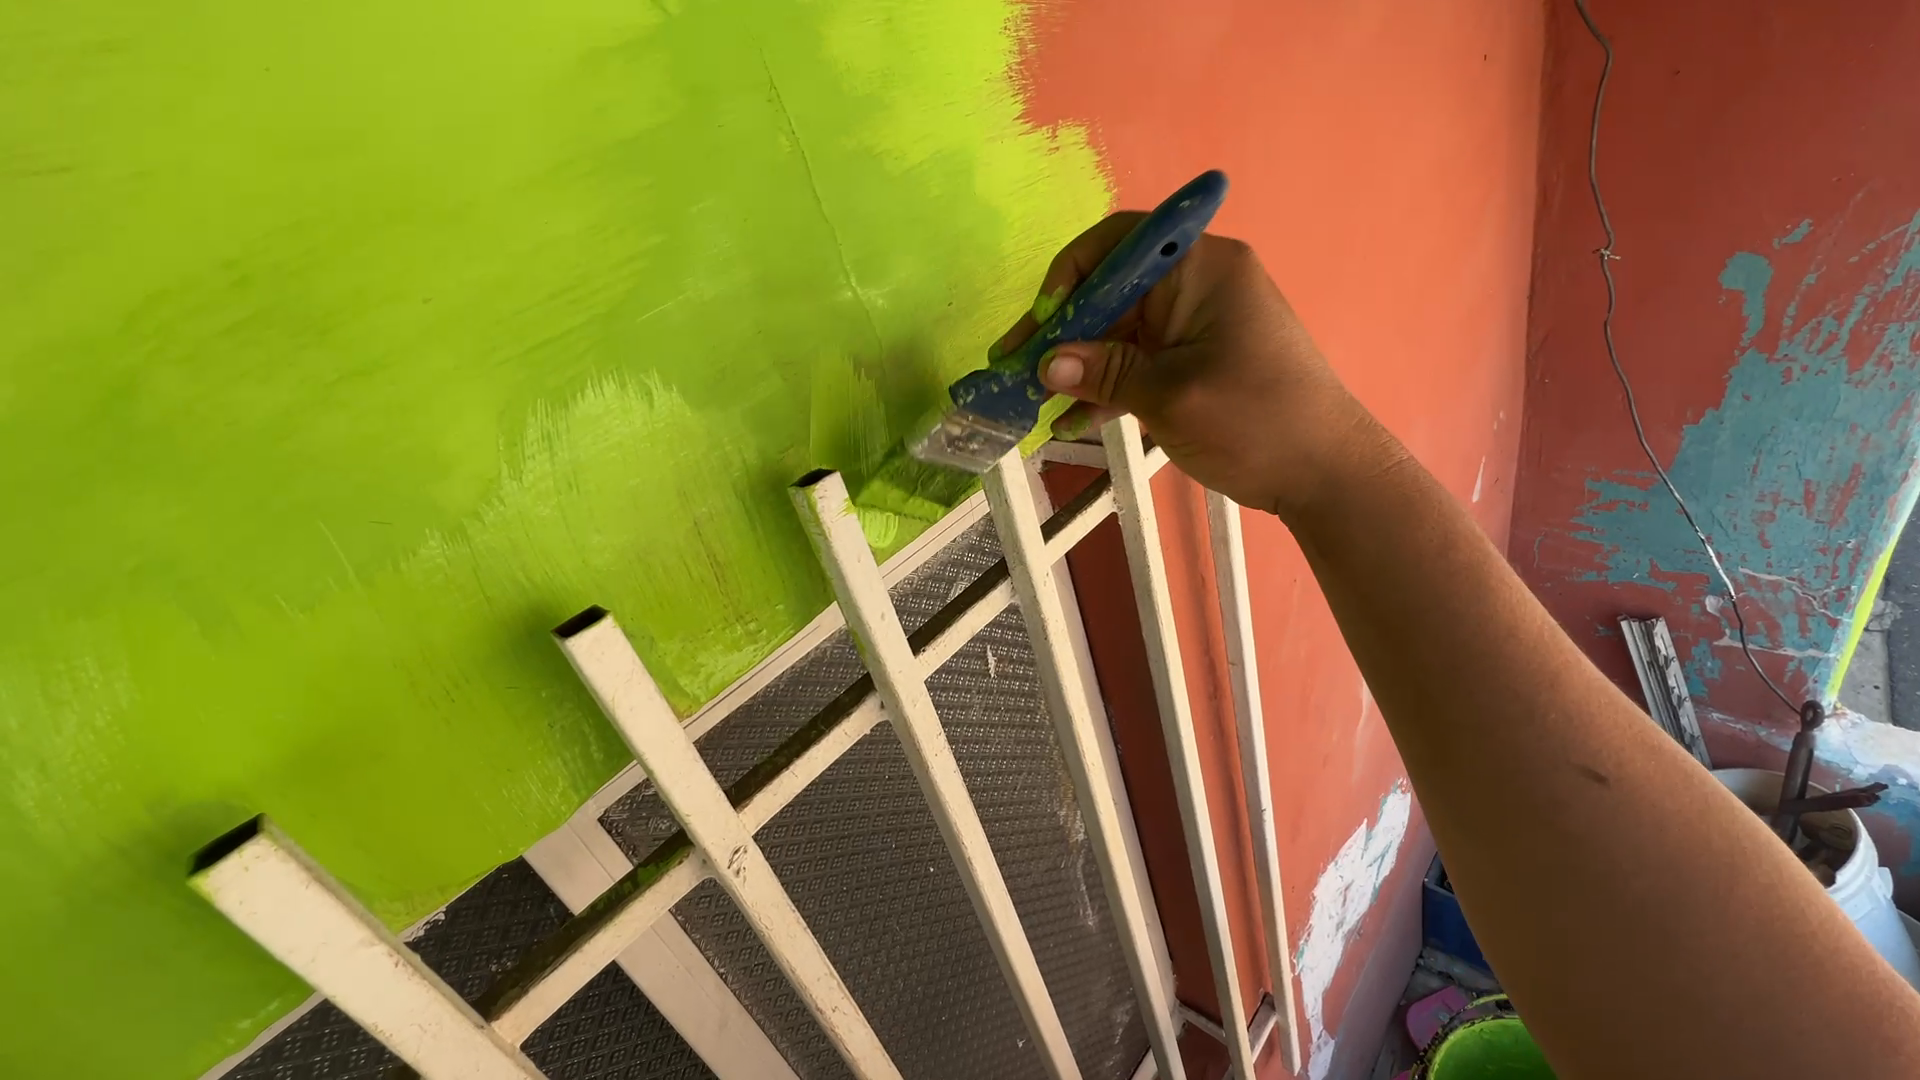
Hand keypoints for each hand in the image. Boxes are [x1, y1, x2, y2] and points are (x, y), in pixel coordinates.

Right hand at [993, 214, 1399, 519]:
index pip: (1118, 244)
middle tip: (1013, 370)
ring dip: (1078, 366)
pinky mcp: (1194, 362)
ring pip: (1119, 332)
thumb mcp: (1168, 396)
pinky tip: (1072, 422)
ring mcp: (1194, 326)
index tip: (1041, 324)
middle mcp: (1195, 285)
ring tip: (1033, 404)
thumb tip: (1045, 363)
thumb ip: (1103, 372)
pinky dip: (1106, 387)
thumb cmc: (1254, 422)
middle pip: (1111, 293)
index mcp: (1199, 268)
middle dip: (1062, 333)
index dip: (1070, 277)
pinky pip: (1138, 362)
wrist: (1325, 473)